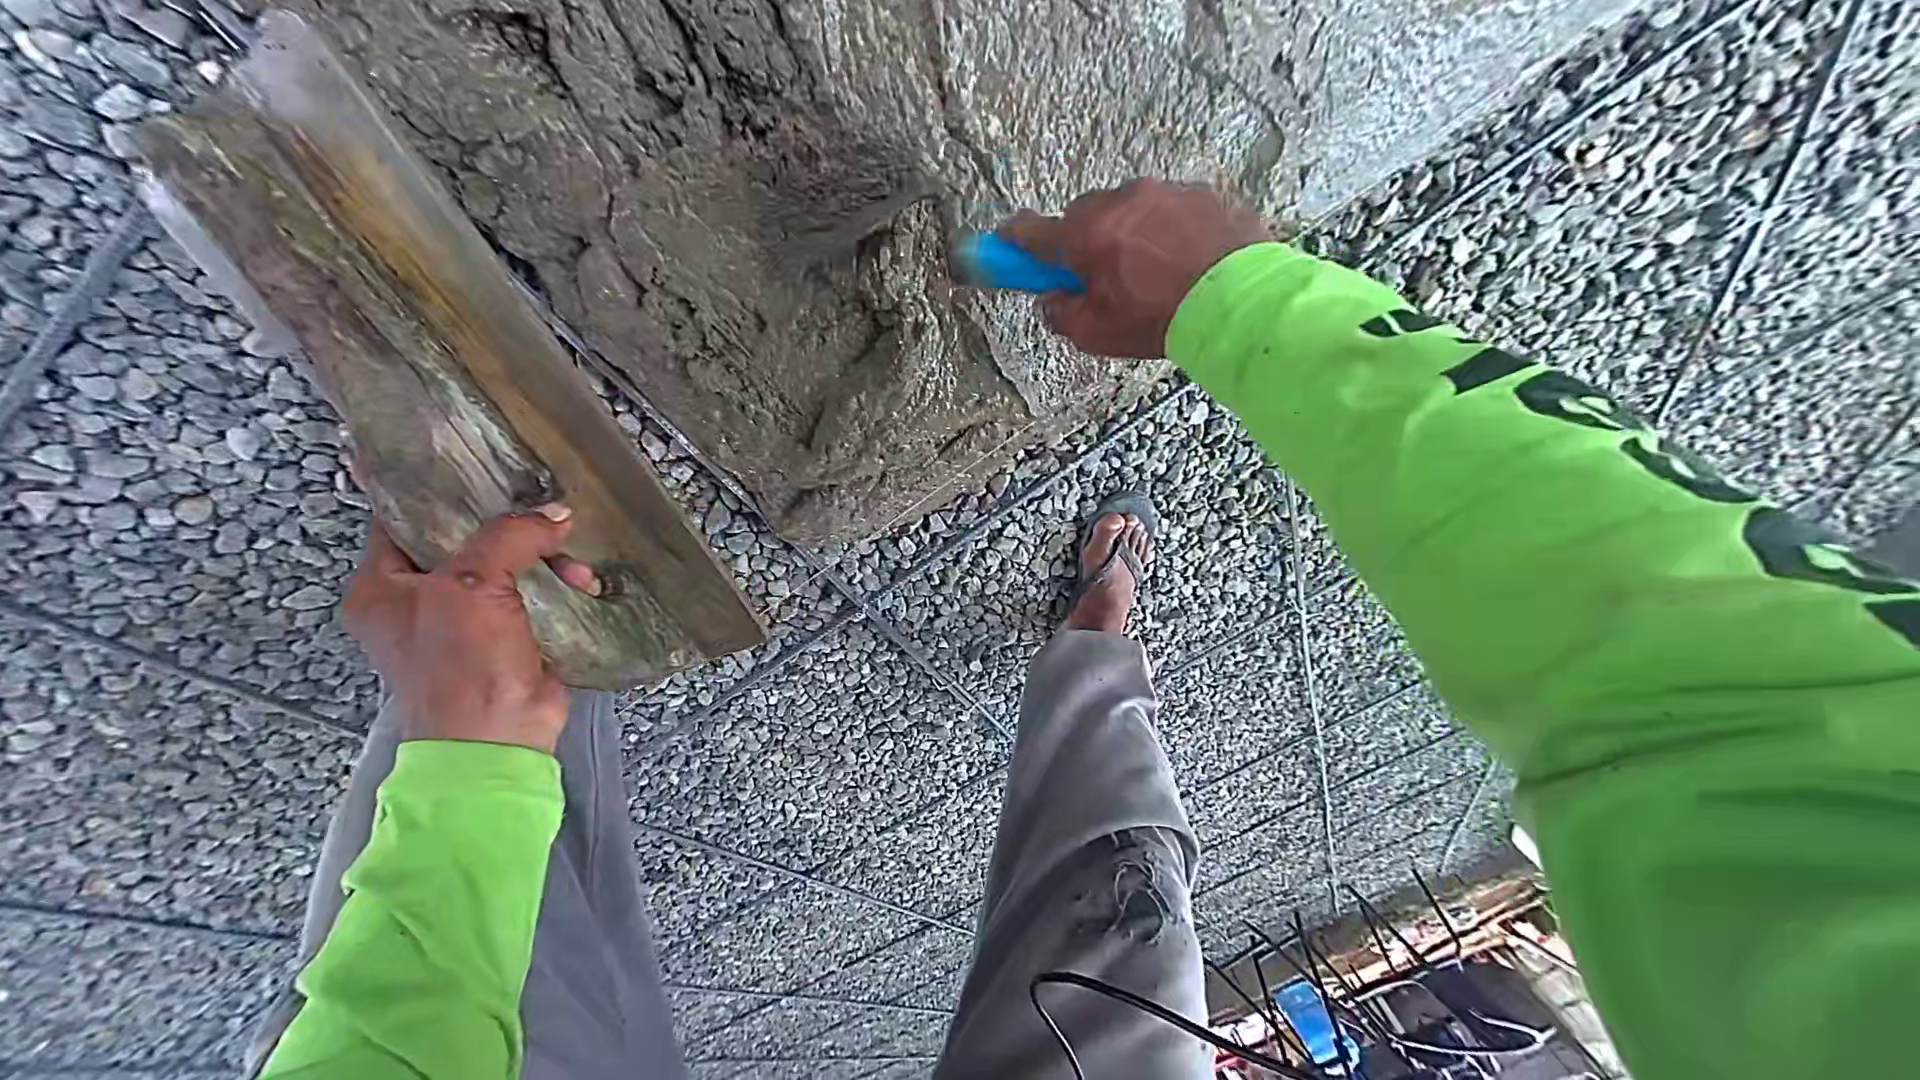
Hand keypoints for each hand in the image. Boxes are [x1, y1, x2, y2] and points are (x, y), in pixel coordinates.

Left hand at [342, 505, 601, 753]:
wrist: (499, 736)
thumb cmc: (463, 666)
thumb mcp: (473, 586)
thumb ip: (510, 537)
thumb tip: (555, 513)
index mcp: (383, 586)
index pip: (407, 520)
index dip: (445, 493)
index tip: (486, 471)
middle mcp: (421, 599)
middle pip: (471, 541)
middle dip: (517, 533)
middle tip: (550, 526)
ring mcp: (468, 618)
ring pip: (511, 566)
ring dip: (549, 562)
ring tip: (577, 571)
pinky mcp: (510, 634)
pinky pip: (536, 592)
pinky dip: (561, 586)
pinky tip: (583, 586)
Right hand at [998, 178, 1271, 357]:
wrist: (1239, 302)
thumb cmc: (1163, 319)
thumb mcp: (1096, 333)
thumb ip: (1062, 314)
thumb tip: (1051, 301)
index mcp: (1087, 236)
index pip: (1031, 233)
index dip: (1010, 242)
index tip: (999, 245)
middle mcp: (1121, 202)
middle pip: (1082, 218)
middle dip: (1083, 244)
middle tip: (1096, 278)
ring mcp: (1163, 192)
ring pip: (1127, 211)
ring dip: (1126, 236)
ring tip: (1149, 276)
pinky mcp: (1200, 193)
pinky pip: (1166, 210)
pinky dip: (1164, 231)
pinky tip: (1178, 262)